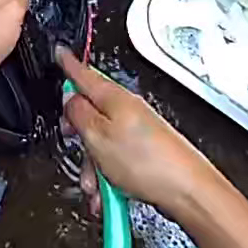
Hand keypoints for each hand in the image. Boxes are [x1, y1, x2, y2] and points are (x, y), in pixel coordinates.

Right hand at [60, 47, 220, 215]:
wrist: (188, 190)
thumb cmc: (148, 162)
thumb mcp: (97, 135)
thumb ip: (78, 113)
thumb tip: (68, 99)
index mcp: (113, 98)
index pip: (84, 73)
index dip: (68, 64)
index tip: (60, 52)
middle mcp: (127, 109)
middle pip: (90, 114)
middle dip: (80, 137)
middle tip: (76, 146)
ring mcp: (137, 131)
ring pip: (101, 142)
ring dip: (93, 166)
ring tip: (97, 187)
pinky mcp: (145, 152)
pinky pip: (116, 159)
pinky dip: (108, 177)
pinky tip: (109, 194)